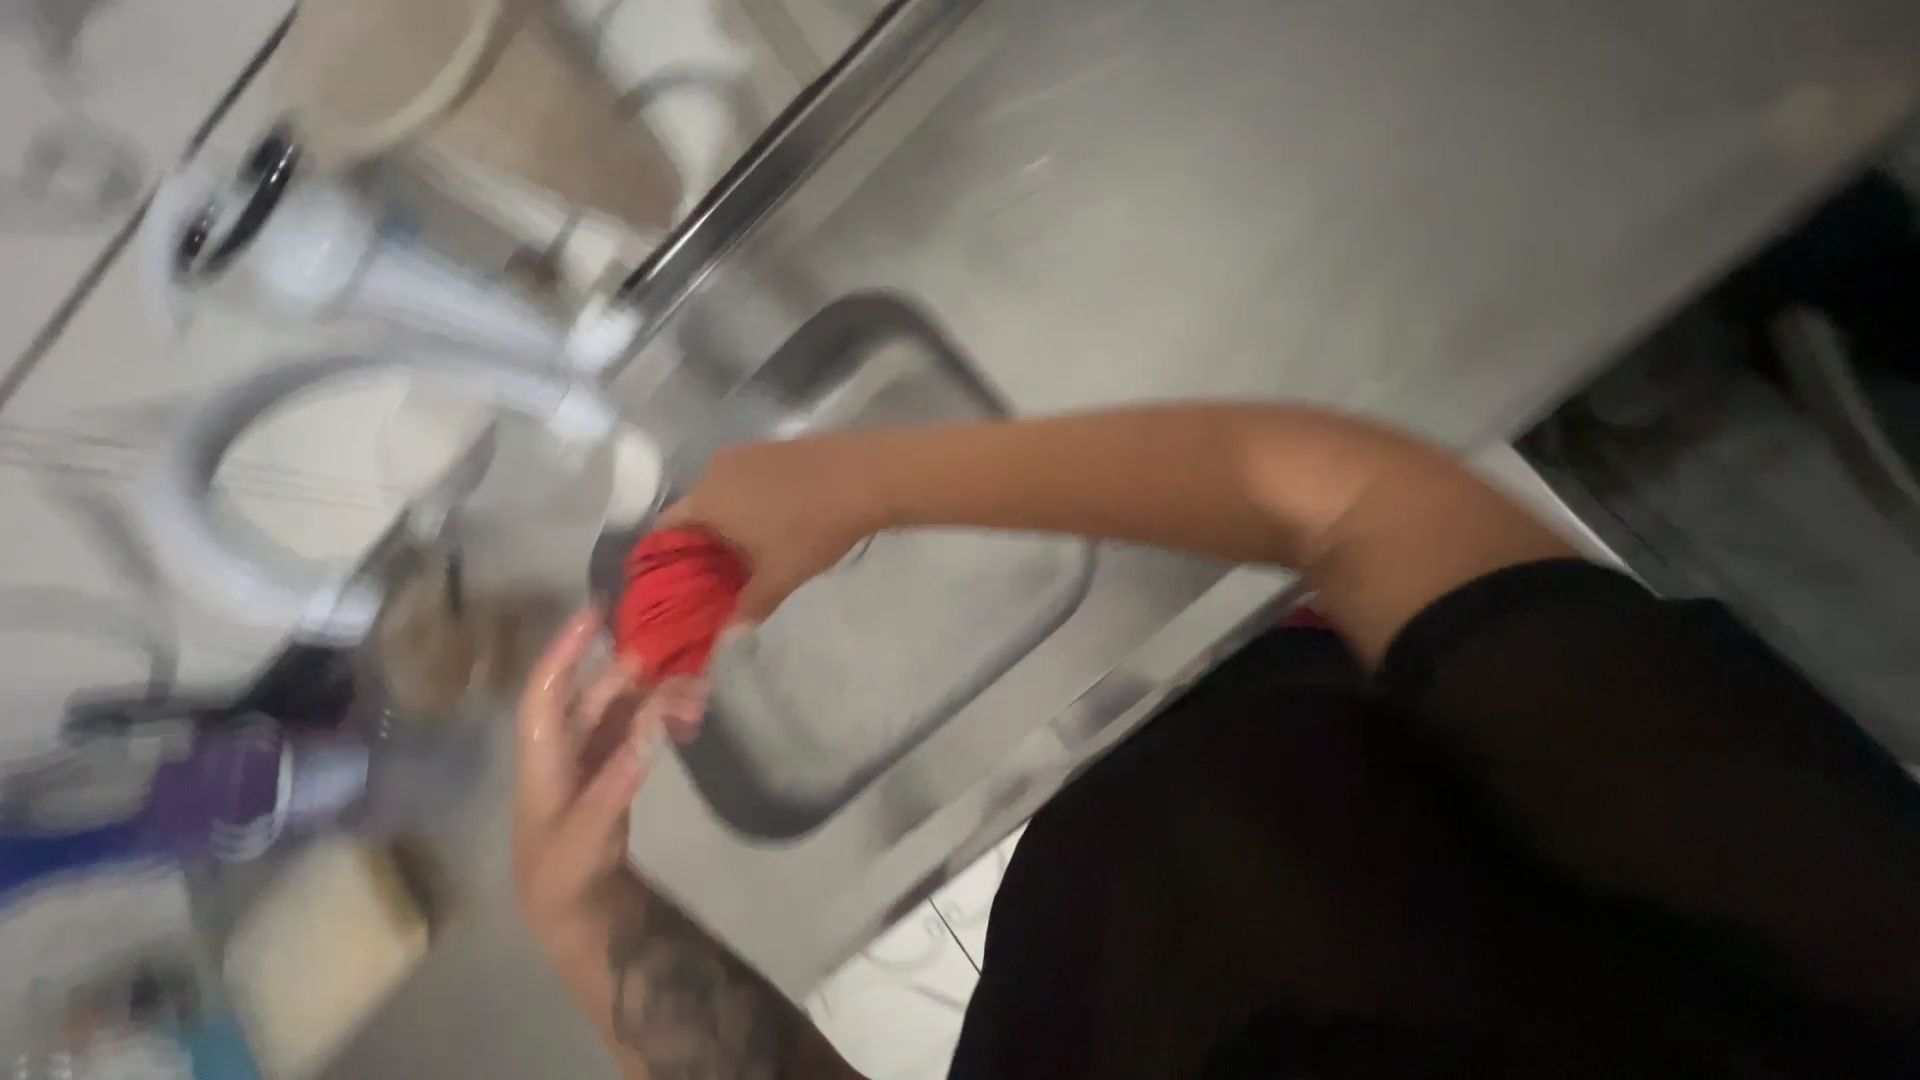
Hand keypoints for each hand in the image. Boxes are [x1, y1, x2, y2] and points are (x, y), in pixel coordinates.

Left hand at [513, 611, 706, 963]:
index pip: (546, 691)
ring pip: (623, 708)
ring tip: (698, 690)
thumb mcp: (586, 837)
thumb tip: (651, 729)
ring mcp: (590, 756)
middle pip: (595, 693)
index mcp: (542, 757)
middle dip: (633, 671)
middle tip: (678, 652)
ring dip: (657, 694)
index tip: (594, 613)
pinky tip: (690, 712)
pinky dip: (663, 717)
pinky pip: (639, 728)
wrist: (571, 909)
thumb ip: (617, 782)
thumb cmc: (563, 873)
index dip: (565, 650)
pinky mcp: (613, 768)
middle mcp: (564, 746)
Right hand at [660, 436, 895, 624]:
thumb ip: (750, 606)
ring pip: (722, 495)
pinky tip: (777, 523)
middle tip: (721, 577)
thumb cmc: (812, 529)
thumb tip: (728, 637)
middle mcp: (714, 469)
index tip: (684, 584)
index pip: (665, 530)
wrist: (865, 476)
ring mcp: (745, 453)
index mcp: (705, 499)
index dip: (670, 561)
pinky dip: (751, 502)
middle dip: (704, 545)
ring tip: (752, 554)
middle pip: (695, 513)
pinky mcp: (773, 447)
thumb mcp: (781, 575)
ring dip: (730, 523)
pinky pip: (746, 480)